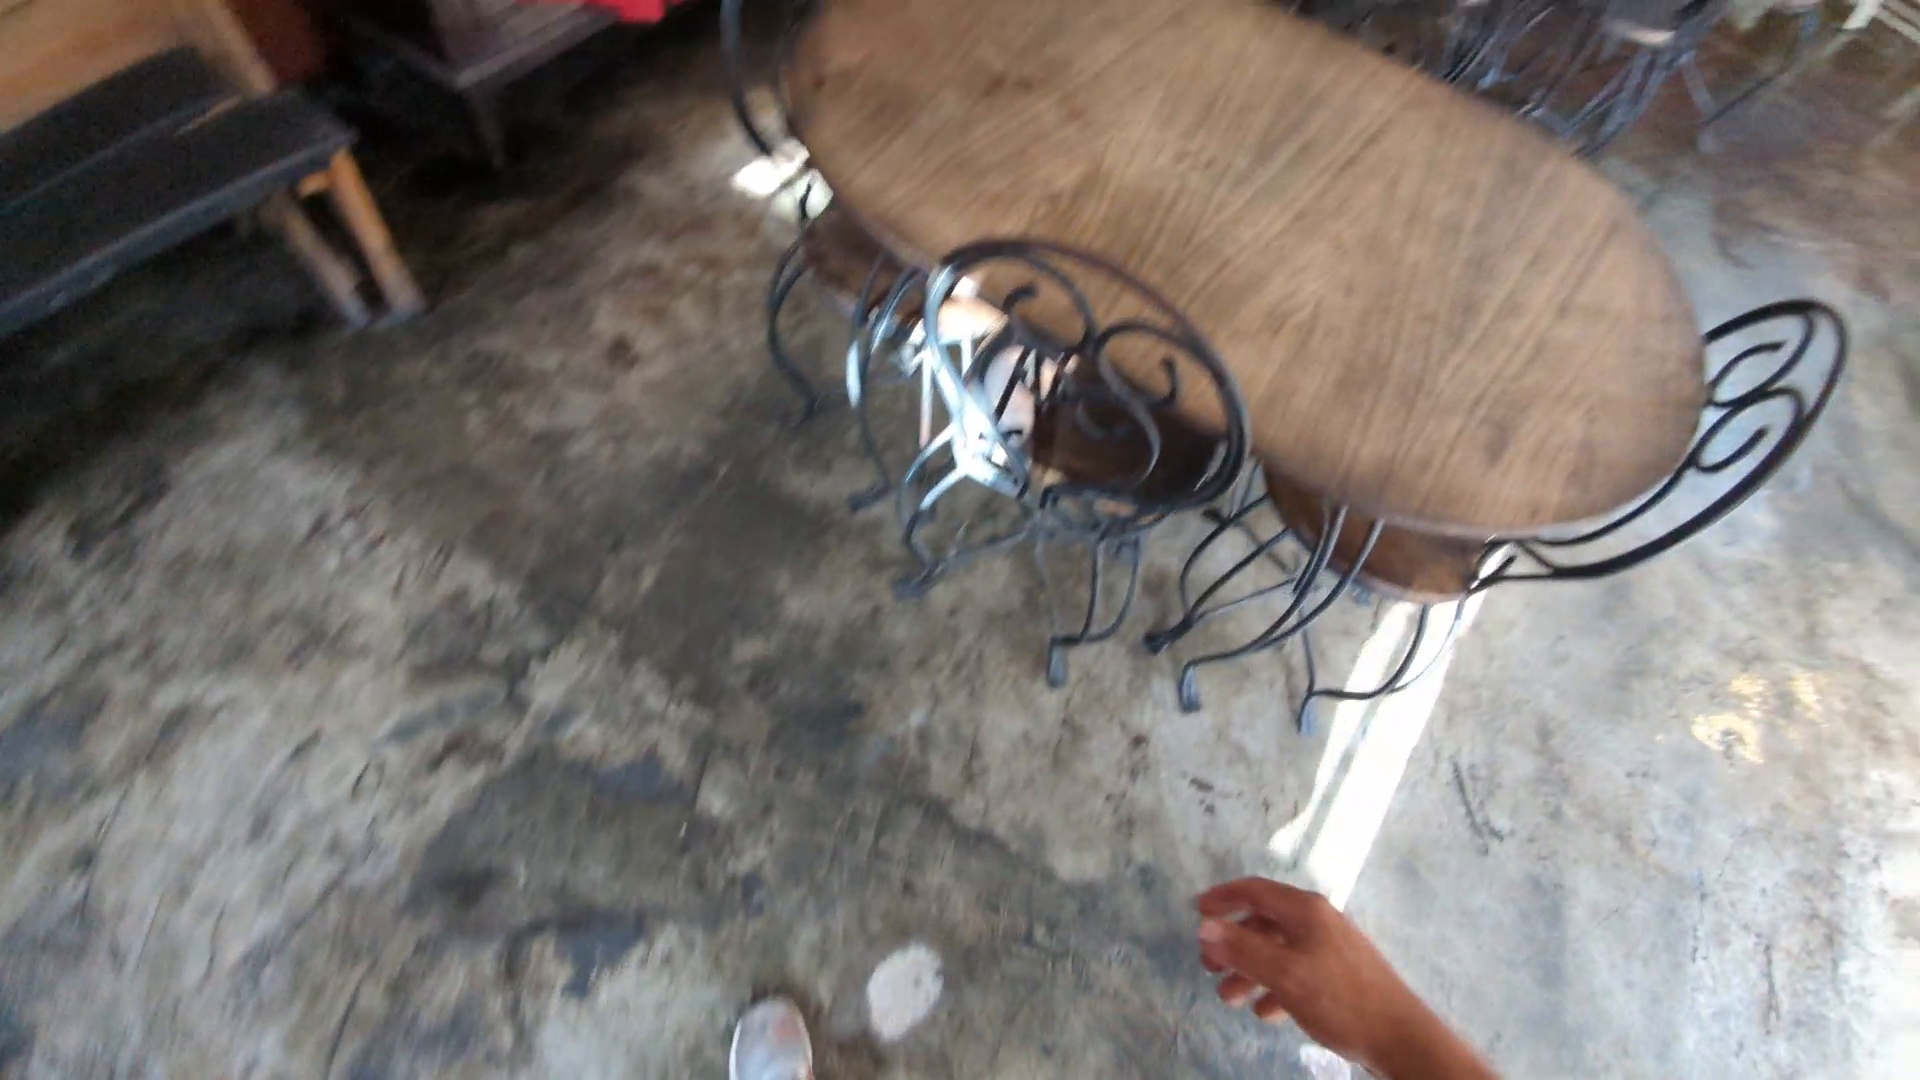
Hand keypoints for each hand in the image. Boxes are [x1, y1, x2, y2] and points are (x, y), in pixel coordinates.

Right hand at [1195, 878, 1494, 1079]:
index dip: (1222, 898)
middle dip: (1232, 943)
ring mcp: (1331, 947)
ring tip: (1230, 997)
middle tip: (1208, 965)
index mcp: (1304, 909)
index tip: (1197, 911)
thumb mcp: (1284, 973)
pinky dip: (1276, 985)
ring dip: (1251, 970)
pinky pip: (1298, 971)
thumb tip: (1204, 927)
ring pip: (1279, 951)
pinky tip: (1266, 1011)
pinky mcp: (1341, 975)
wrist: (1404, 1041)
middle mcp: (1317, 920)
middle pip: (1263, 922)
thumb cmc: (1340, 998)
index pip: (1253, 890)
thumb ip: (1242, 949)